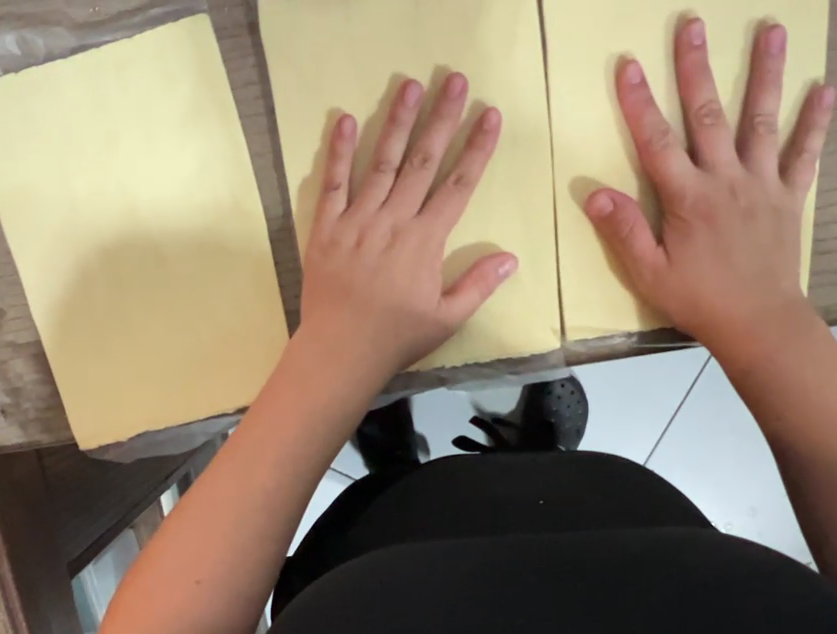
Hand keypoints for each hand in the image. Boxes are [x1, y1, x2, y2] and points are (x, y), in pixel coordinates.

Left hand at [296, 74, 519, 378]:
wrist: (340, 351)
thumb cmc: (396, 339)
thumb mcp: (446, 320)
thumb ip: (477, 285)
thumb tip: (510, 258)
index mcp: (425, 242)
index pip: (458, 186)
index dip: (476, 149)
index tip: (490, 116)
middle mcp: (393, 222)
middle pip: (423, 162)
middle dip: (442, 119)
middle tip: (454, 80)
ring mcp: (357, 222)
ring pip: (381, 163)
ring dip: (397, 122)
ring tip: (410, 86)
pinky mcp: (326, 229)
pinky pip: (333, 184)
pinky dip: (339, 153)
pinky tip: (347, 120)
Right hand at [586, 19, 835, 353]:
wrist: (758, 321)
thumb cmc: (697, 301)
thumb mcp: (649, 273)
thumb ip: (625, 231)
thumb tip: (596, 194)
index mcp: (687, 198)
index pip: (657, 142)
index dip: (639, 103)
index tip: (627, 65)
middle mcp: (725, 180)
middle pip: (708, 114)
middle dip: (696, 68)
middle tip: (693, 24)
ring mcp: (761, 184)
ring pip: (761, 120)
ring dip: (765, 72)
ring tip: (772, 28)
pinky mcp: (788, 197)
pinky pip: (803, 153)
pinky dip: (814, 122)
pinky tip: (824, 88)